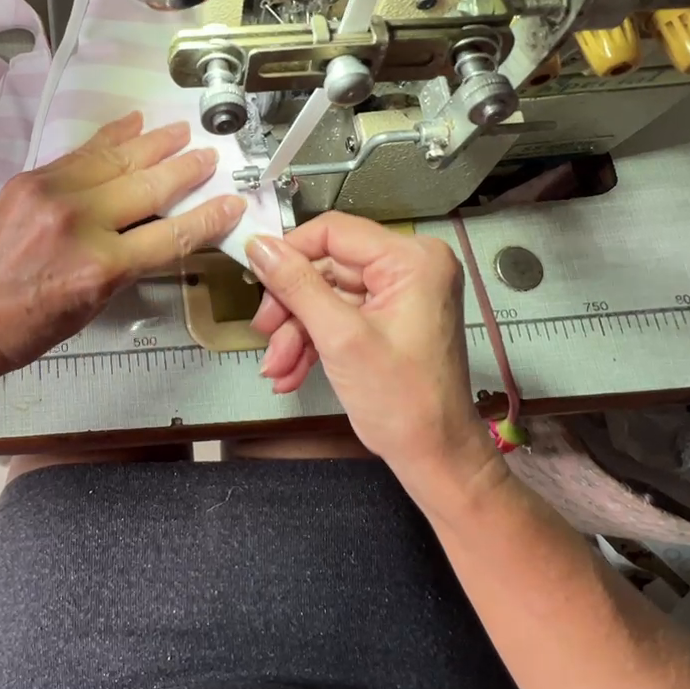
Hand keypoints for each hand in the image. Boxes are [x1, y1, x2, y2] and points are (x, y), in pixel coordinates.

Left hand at [0, 112, 245, 391]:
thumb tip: (149, 237)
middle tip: (210, 155)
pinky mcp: (28, 181)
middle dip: (186, 169)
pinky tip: (130, 125)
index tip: (231, 202)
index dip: (207, 218)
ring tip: (180, 131)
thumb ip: (119, 270)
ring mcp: (51, 195)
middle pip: (149, 188)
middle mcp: (80, 223)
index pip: (171, 236)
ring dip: (153, 143)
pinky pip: (80, 154)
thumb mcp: (83, 313)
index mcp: (100, 269)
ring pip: (116, 160)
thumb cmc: (17, 333)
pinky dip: (108, 138)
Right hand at [247, 213, 502, 509]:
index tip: (256, 274)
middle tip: (264, 330)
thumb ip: (296, 285)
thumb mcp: (339, 337)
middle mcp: (410, 267)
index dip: (289, 252)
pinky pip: (337, 314)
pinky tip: (291, 370)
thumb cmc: (405, 403)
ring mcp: (398, 293)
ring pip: (324, 294)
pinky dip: (311, 340)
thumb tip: (259, 246)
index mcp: (413, 260)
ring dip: (295, 331)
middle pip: (325, 267)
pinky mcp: (387, 316)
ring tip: (277, 365)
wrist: (433, 456)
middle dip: (290, 306)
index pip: (334, 232)